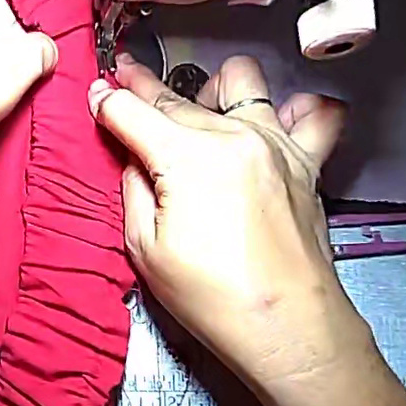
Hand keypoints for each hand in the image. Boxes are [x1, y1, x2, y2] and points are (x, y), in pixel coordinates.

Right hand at [88, 54, 372, 391]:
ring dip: (210, 87)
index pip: (131, 110)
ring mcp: (277, 143)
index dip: (105, 99)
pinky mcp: (307, 160)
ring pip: (240, 80)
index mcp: (187, 157)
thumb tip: (135, 157)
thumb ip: (132, 187)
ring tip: (197, 109)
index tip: (94, 90)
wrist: (287, 327)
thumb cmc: (211, 295)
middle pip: (175, 95)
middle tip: (123, 78)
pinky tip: (268, 122)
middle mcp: (235, 136)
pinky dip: (287, 108)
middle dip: (141, 86)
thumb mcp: (143, 246)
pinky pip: (311, 111)